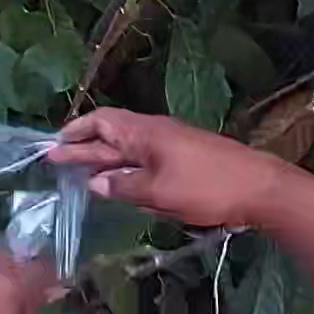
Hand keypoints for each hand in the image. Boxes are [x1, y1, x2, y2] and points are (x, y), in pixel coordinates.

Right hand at [48, 108, 305, 230]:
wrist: (260, 187)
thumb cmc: (206, 186)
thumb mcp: (158, 192)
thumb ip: (123, 186)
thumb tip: (94, 182)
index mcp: (144, 132)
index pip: (101, 122)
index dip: (76, 132)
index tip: (53, 146)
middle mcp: (154, 131)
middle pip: (111, 132)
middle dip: (84, 145)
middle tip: (57, 159)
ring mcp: (171, 142)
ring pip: (128, 145)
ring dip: (105, 156)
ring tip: (82, 170)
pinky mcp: (184, 157)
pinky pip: (144, 156)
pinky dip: (125, 166)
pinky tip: (121, 181)